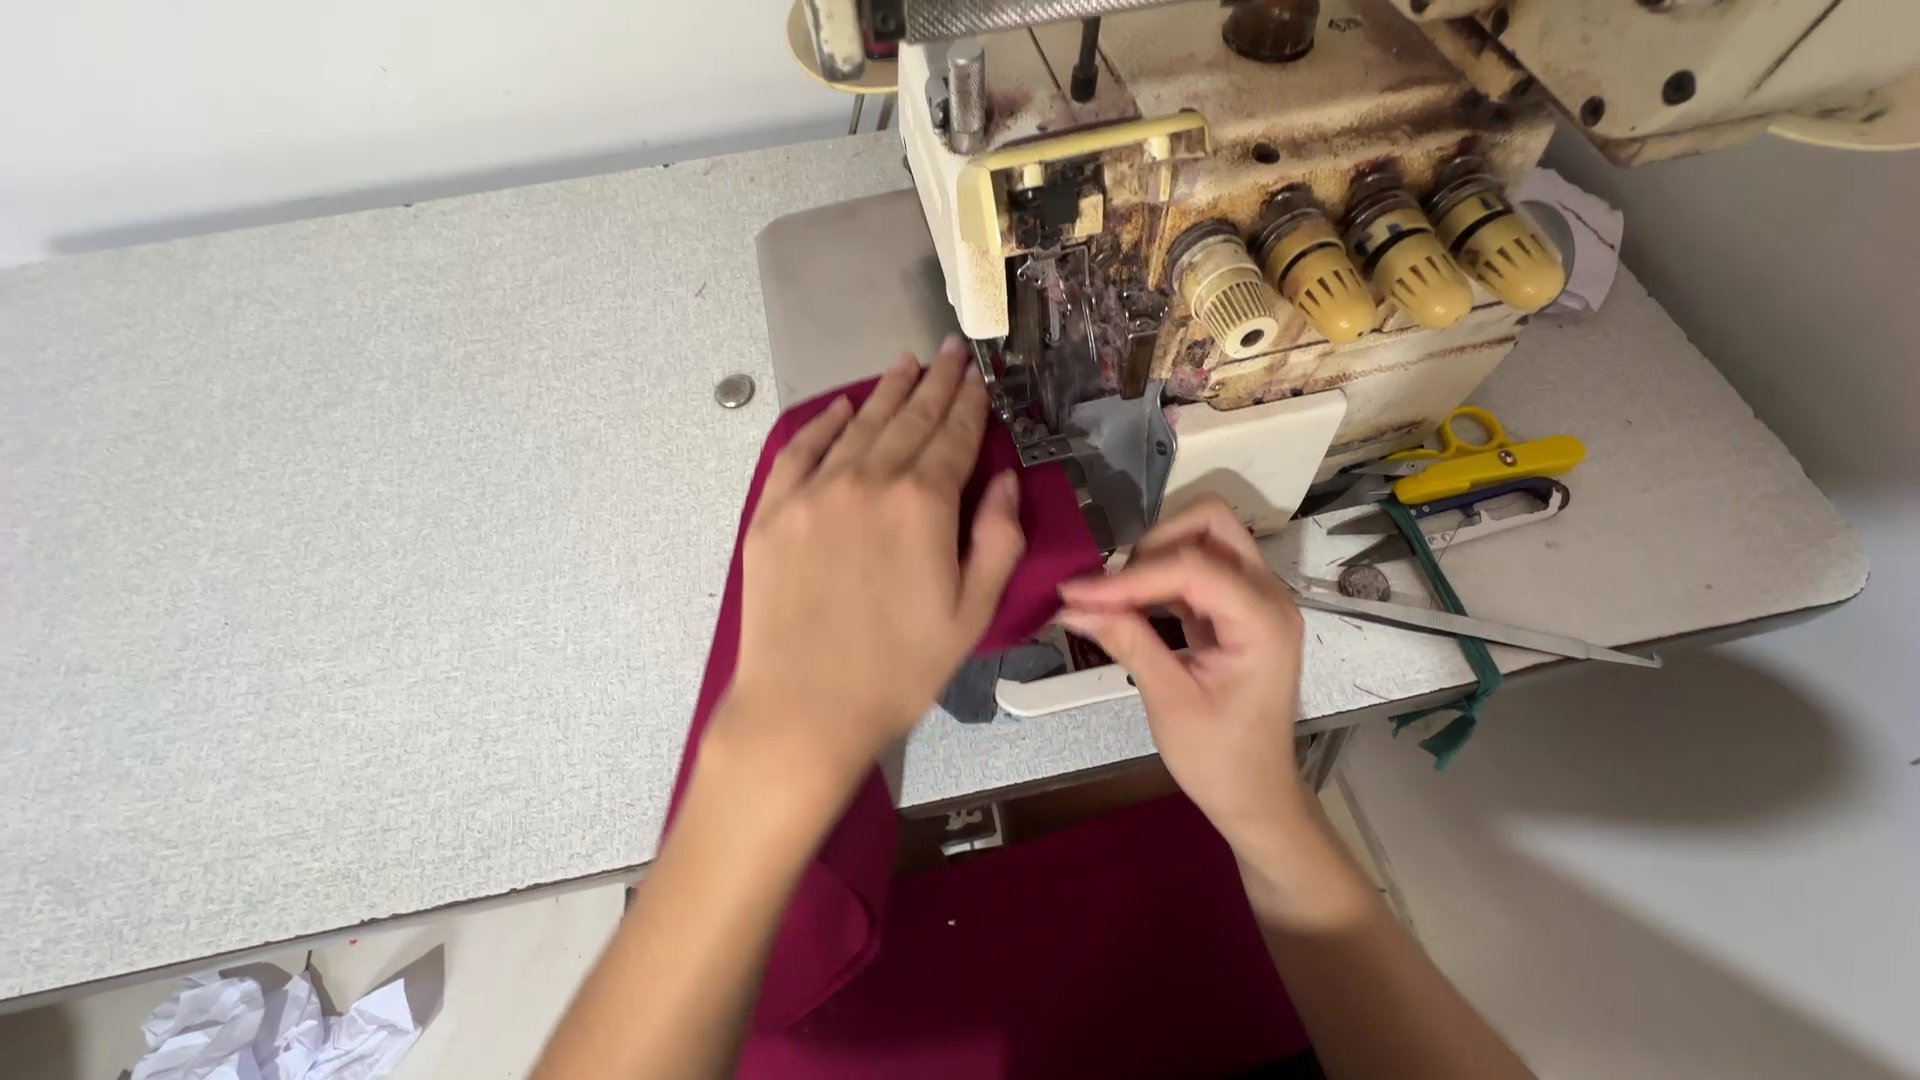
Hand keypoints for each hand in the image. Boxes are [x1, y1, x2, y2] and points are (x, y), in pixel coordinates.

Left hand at [722, 336, 1025, 780]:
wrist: (803, 708)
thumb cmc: (900, 669)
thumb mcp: (972, 612)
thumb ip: (998, 538)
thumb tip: (1005, 480)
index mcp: (923, 503)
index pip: (953, 437)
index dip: (969, 404)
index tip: (977, 376)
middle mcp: (868, 480)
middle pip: (908, 420)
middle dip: (934, 383)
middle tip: (948, 351)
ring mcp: (813, 492)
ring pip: (858, 426)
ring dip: (886, 393)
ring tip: (906, 365)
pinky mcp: (773, 512)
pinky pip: (799, 450)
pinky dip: (821, 424)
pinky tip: (841, 407)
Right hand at [1055, 497, 1308, 855]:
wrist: (1256, 795)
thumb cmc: (1219, 758)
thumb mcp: (1169, 699)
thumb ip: (1127, 641)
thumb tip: (1073, 606)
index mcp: (1262, 620)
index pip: (1192, 565)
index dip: (1128, 576)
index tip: (1076, 592)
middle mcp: (1267, 595)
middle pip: (1211, 524)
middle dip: (1153, 542)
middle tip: (1112, 585)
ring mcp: (1255, 599)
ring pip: (1203, 538)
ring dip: (1155, 556)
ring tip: (1113, 595)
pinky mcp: (1237, 609)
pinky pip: (1198, 567)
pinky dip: (1160, 575)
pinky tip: (1128, 602)